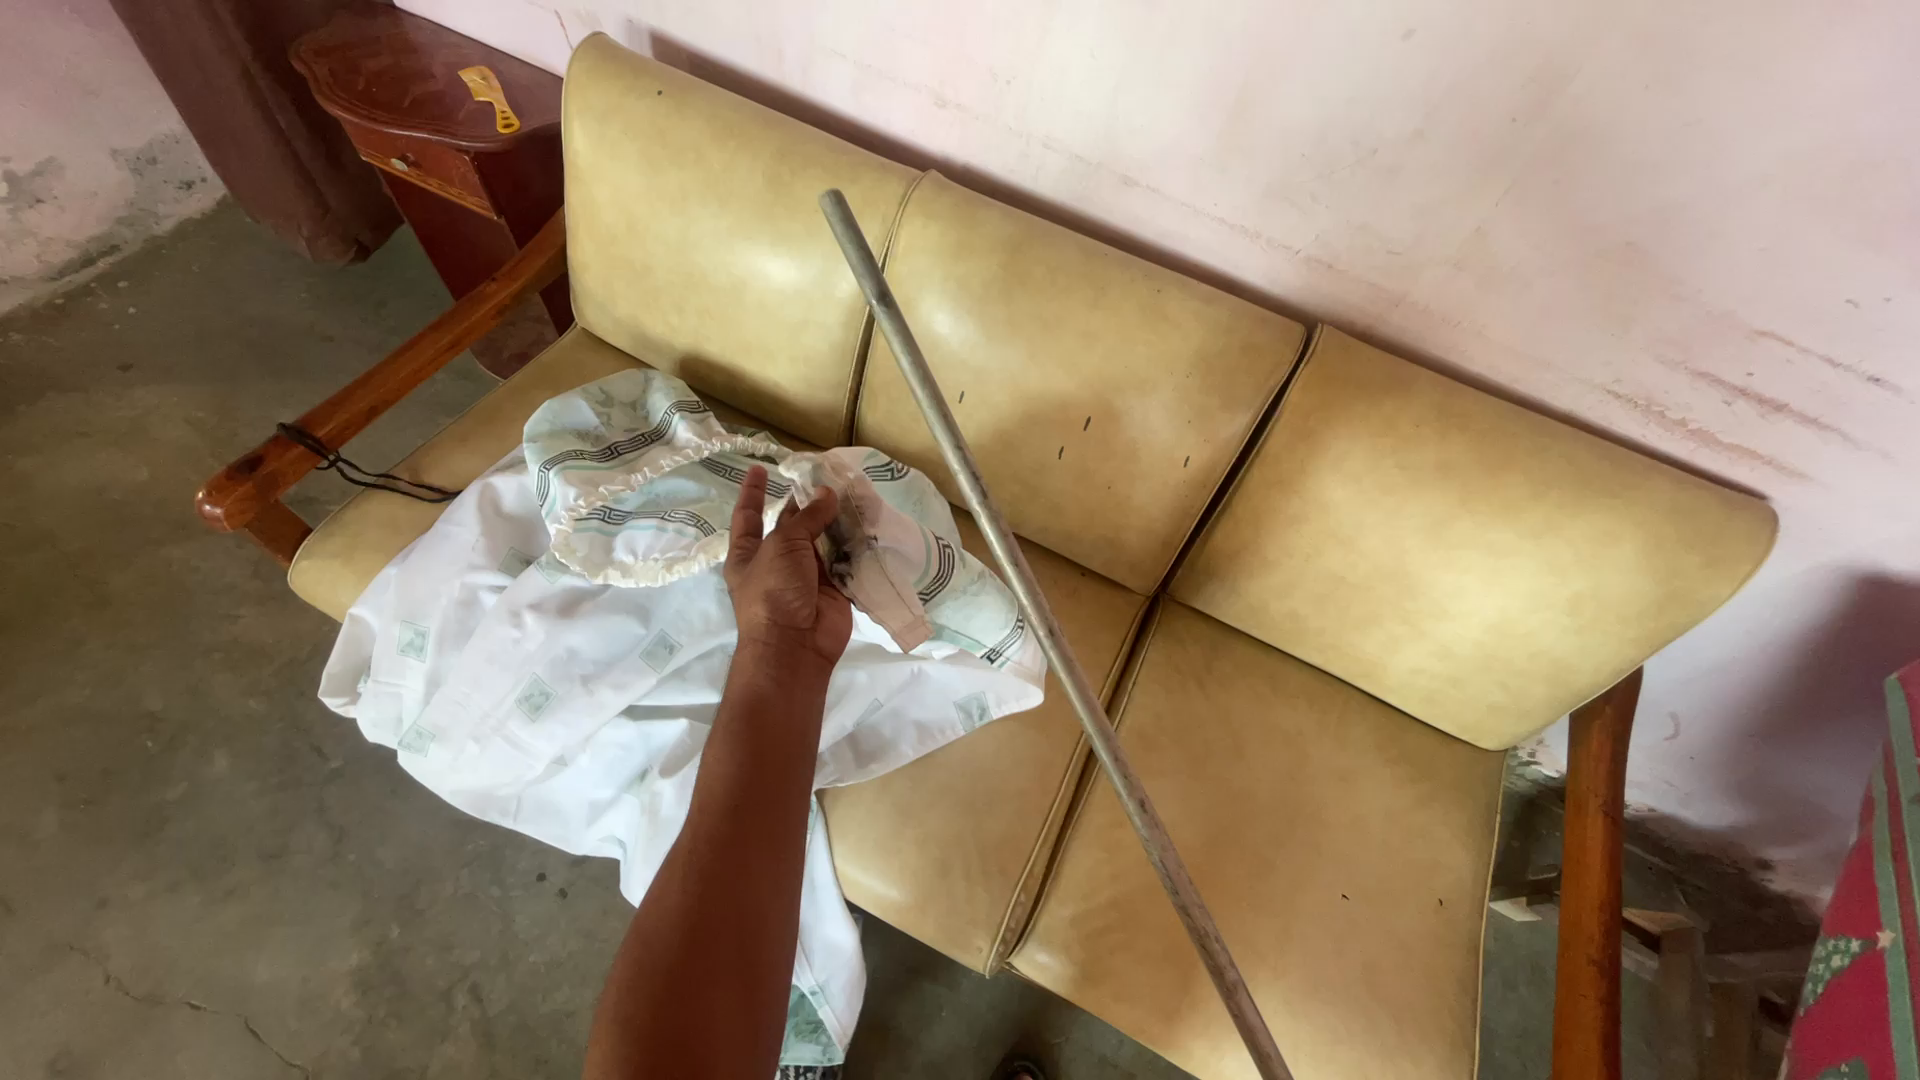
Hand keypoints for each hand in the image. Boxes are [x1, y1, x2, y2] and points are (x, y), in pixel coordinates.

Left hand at [723, 465, 853, 665]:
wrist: (795, 645)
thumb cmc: (774, 592)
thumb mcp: (783, 546)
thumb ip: (807, 518)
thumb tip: (828, 493)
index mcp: (749, 553)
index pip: (748, 516)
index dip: (753, 493)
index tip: (760, 469)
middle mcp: (777, 562)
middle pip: (793, 525)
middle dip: (808, 503)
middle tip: (830, 476)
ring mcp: (806, 576)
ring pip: (823, 540)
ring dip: (837, 520)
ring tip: (855, 492)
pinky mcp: (834, 588)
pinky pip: (845, 560)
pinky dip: (855, 544)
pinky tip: (868, 520)